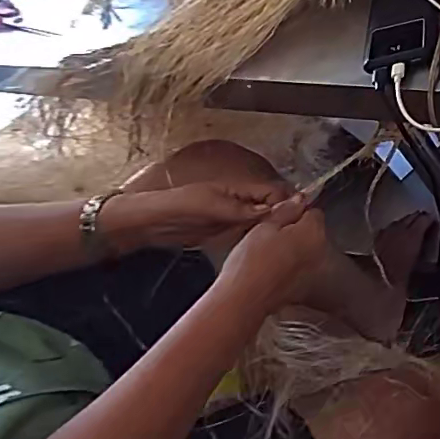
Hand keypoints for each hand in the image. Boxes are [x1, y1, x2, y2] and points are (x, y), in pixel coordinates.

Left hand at [101, 181, 287, 253]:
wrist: (145, 225)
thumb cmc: (177, 207)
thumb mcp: (210, 205)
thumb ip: (241, 208)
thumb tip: (273, 210)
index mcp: (241, 190)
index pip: (275, 193)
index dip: (287, 203)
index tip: (294, 219)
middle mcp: (243, 202)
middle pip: (274, 207)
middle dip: (284, 217)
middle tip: (290, 235)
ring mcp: (235, 218)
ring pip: (265, 222)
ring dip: (273, 230)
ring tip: (281, 243)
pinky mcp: (226, 233)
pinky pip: (250, 234)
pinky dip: (259, 239)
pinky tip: (264, 248)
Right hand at [215, 196, 330, 310]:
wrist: (244, 300)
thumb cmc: (252, 262)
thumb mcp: (264, 227)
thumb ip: (285, 211)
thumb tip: (299, 200)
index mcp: (314, 231)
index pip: (313, 212)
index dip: (296, 212)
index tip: (280, 217)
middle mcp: (320, 249)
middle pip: (311, 231)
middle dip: (295, 231)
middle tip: (268, 236)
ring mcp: (313, 268)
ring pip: (304, 249)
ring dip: (291, 249)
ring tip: (265, 254)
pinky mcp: (302, 285)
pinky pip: (297, 267)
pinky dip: (287, 266)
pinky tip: (268, 269)